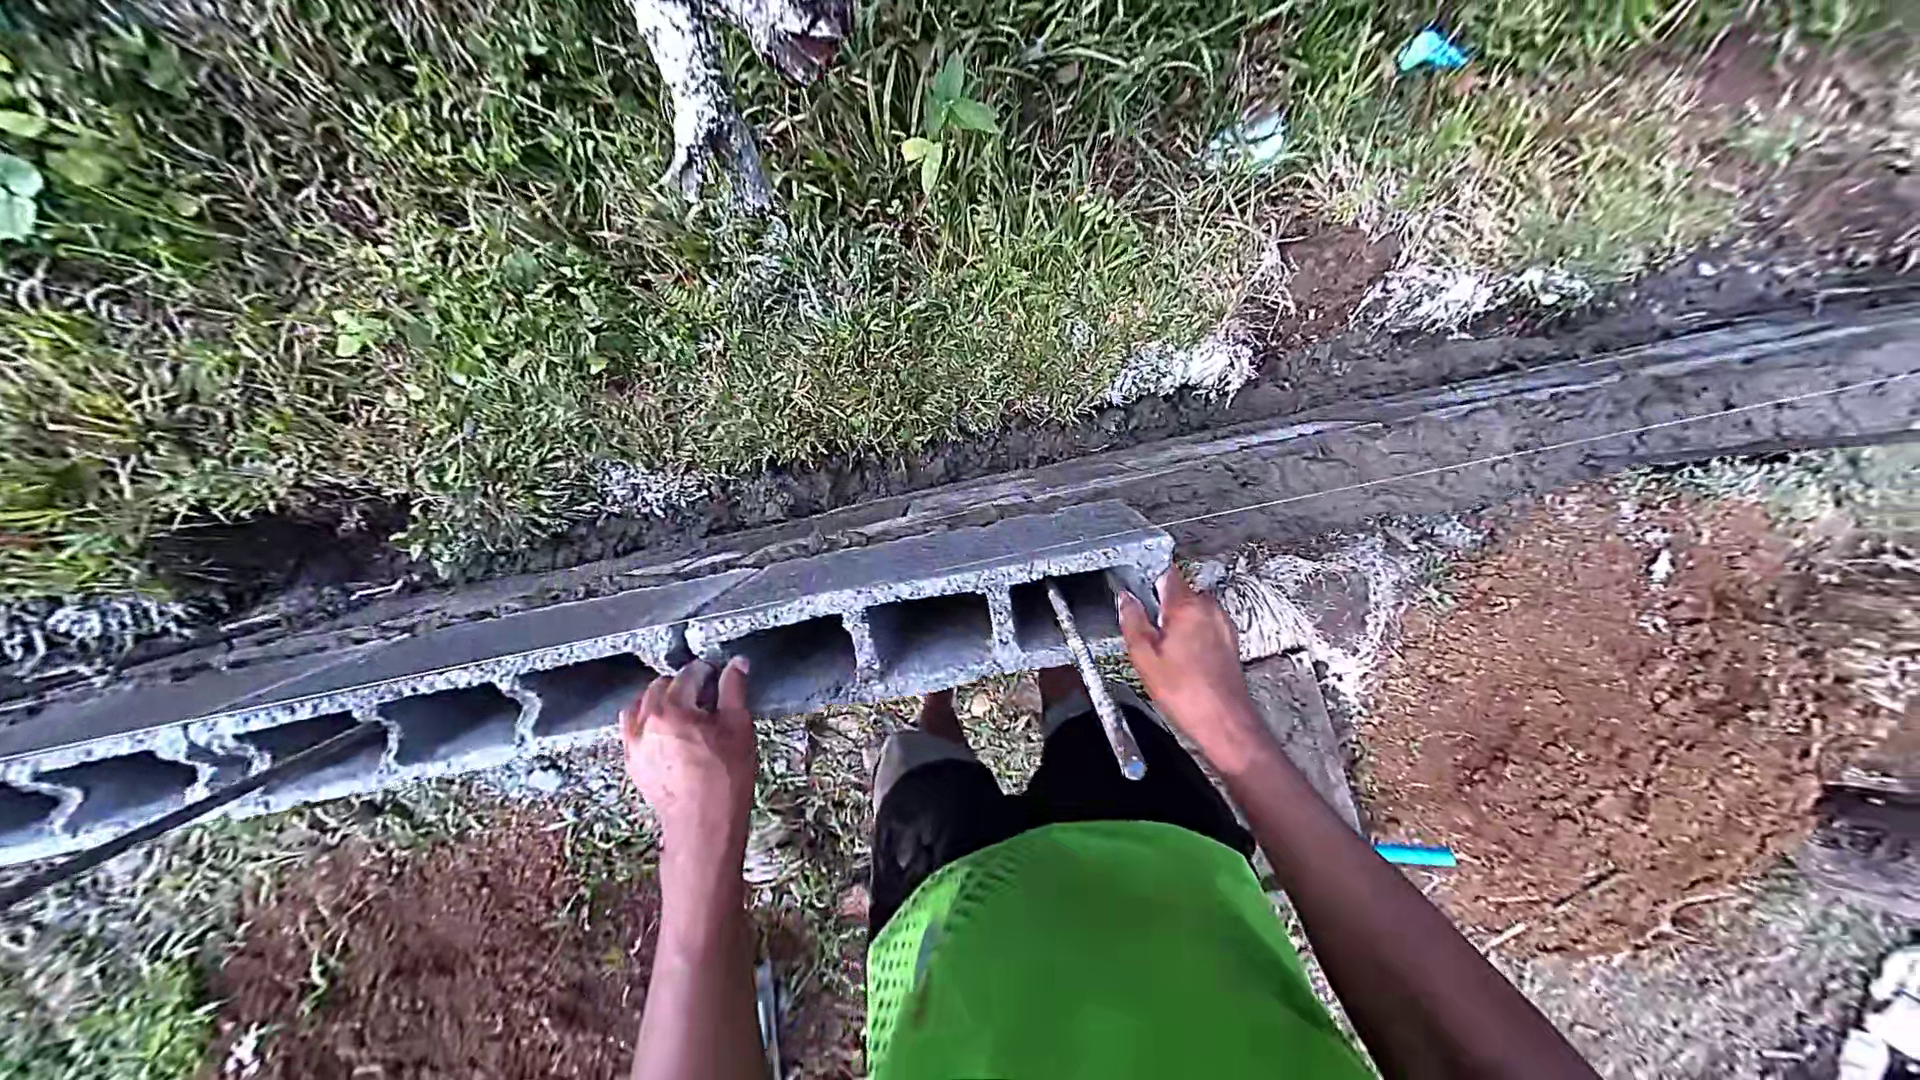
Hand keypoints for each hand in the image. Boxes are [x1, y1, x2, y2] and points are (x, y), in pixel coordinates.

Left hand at [620, 658, 757, 879]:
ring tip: (686, 711)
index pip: (688, 675)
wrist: (703, 822)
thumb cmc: (725, 776)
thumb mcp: (738, 725)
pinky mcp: (632, 762)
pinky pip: (632, 729)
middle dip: (683, 684)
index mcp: (672, 710)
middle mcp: (645, 723)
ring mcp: (634, 744)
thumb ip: (734, 689)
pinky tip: (670, 731)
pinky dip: (648, 721)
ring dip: (661, 700)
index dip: (707, 671)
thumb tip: (737, 664)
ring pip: (641, 705)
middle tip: (706, 694)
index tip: (718, 674)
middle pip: (660, 686)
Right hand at [1116, 568, 1269, 770]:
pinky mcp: (1229, 640)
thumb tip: (1125, 600)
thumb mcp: (1143, 656)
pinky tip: (1183, 660)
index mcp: (1187, 606)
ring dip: (1178, 622)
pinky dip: (1192, 636)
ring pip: (1192, 610)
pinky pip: (1205, 626)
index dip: (1148, 578)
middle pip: (1179, 593)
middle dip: (1161, 607)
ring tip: (1166, 651)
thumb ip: (1132, 620)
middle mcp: (1209, 609)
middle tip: (1148, 632)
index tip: (1137, 588)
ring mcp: (1222, 624)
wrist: (1224, 722)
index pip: (1167, 573)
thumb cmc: (1188, 693)